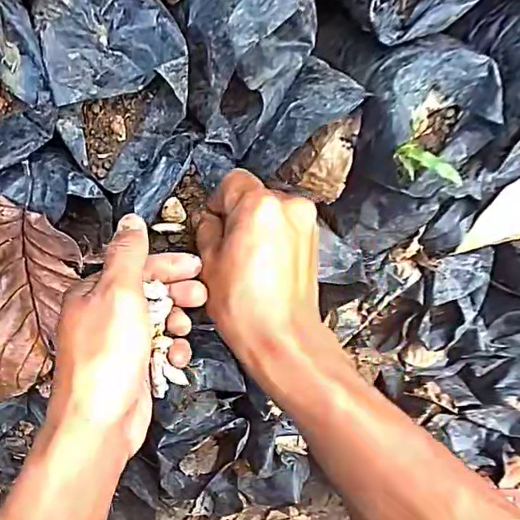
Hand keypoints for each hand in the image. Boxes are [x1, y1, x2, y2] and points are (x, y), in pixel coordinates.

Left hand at [47, 215, 205, 455]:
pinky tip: (175, 358)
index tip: (195, 267)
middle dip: (176, 294)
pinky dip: (171, 352)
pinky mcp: (131, 369)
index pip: (134, 266)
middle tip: (198, 297)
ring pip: (157, 323)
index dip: (167, 265)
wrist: (100, 422)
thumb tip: (130, 221)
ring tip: (183, 331)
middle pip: (148, 293)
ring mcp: (117, 345)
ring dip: (176, 324)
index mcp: (91, 293)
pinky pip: (158, 351)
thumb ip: (128, 255)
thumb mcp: (118, 293)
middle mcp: (101, 317)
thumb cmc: (104, 360)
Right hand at [196, 170, 324, 368]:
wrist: (282, 337)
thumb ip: (207, 230)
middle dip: (236, 217)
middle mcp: (289, 208)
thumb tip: (210, 221)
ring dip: (255, 230)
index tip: (212, 222)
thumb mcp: (208, 264)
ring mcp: (305, 224)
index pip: (232, 181)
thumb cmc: (248, 309)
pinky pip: (284, 230)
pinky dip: (272, 242)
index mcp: (259, 206)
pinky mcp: (312, 242)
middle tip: (224, 248)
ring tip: (244, 264)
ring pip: (270, 213)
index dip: (216, 203)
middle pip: (253, 196)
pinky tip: (261, 269)